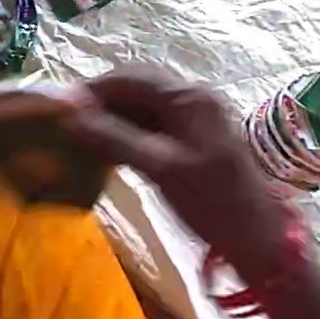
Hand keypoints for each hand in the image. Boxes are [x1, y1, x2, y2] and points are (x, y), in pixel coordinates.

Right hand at [65, 71, 293, 281]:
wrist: (259, 240)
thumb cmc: (212, 203)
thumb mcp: (159, 168)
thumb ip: (114, 138)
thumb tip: (71, 115)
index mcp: (189, 96)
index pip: (131, 78)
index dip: (94, 89)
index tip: (60, 108)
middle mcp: (193, 96)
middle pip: (137, 86)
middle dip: (102, 100)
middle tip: (69, 122)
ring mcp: (196, 115)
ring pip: (144, 104)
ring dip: (114, 115)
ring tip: (83, 135)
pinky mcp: (195, 135)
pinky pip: (154, 121)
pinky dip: (129, 130)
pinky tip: (109, 148)